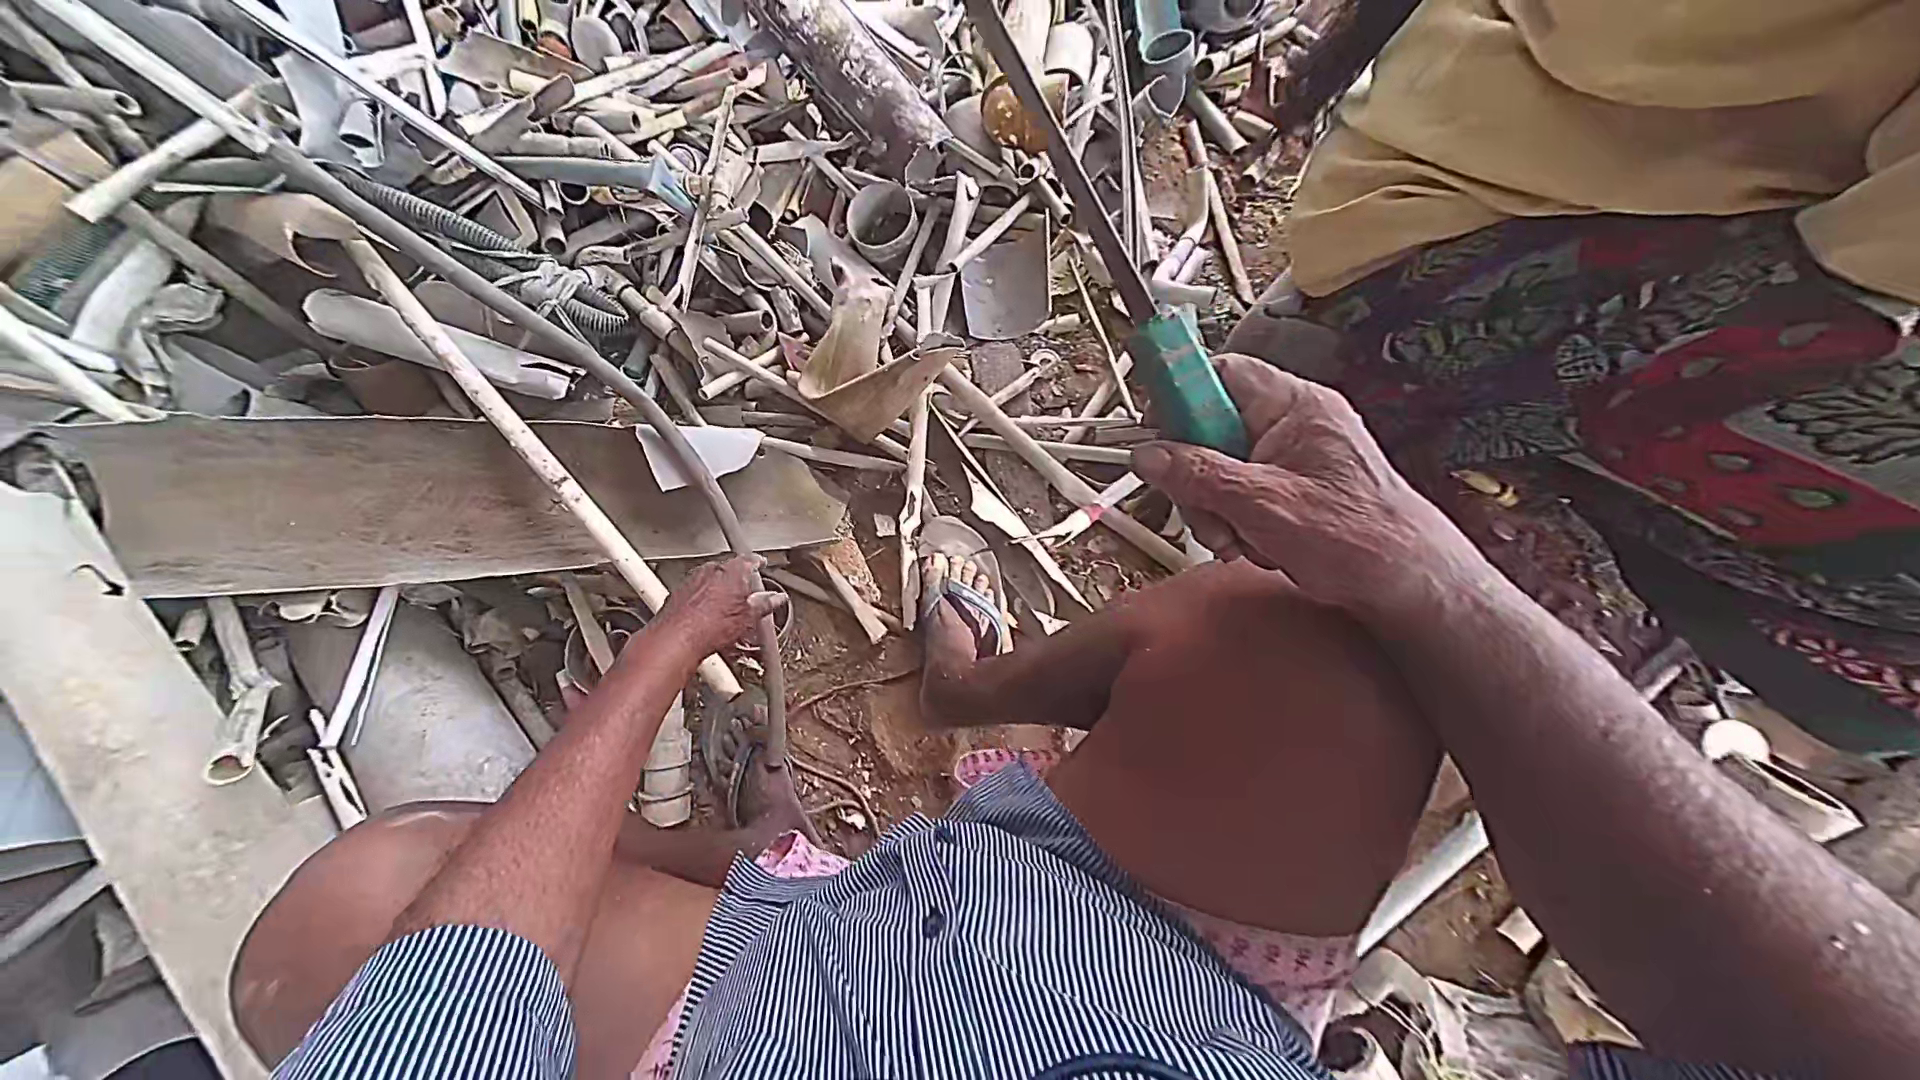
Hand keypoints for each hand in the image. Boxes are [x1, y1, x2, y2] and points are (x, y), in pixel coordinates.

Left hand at [652, 554, 785, 657]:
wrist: (676, 639)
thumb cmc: (710, 626)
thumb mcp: (749, 617)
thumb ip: (764, 603)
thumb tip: (776, 598)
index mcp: (732, 570)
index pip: (750, 559)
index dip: (758, 563)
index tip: (761, 564)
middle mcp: (710, 570)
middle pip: (729, 570)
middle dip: (739, 581)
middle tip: (747, 596)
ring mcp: (692, 580)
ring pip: (712, 580)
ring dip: (720, 590)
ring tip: (727, 611)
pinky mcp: (678, 593)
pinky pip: (697, 591)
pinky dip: (704, 599)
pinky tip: (708, 617)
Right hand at [1131, 354, 1494, 620]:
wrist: (1404, 584)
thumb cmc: (1357, 536)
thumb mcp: (1263, 503)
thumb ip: (1198, 475)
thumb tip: (1145, 454)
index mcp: (1294, 406)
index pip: (1222, 372)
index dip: (1181, 395)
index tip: (1157, 433)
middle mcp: (1286, 425)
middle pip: (1207, 429)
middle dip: (1194, 477)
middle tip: (1201, 510)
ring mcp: (1281, 460)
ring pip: (1211, 469)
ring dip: (1208, 509)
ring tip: (1233, 540)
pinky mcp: (1278, 491)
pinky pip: (1228, 496)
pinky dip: (1227, 523)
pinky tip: (1246, 545)